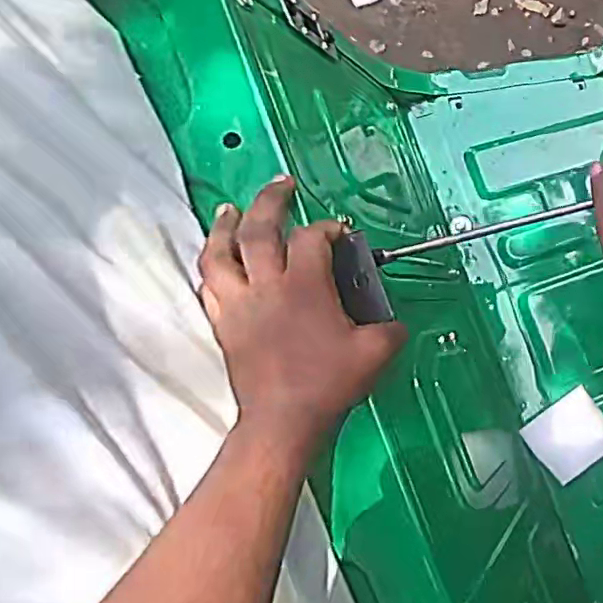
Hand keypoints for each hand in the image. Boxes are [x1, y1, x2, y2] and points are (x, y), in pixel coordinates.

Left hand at [197, 175, 406, 449]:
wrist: (284, 418)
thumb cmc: (331, 381)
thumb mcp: (379, 350)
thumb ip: (391, 326)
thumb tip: (393, 321)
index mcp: (305, 286)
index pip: (312, 239)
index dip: (329, 228)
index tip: (342, 232)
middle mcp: (266, 287)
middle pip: (259, 230)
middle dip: (272, 201)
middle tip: (282, 184)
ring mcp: (238, 305)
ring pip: (219, 254)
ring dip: (225, 227)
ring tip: (231, 210)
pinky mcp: (223, 325)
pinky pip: (208, 286)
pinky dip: (213, 267)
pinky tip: (219, 263)